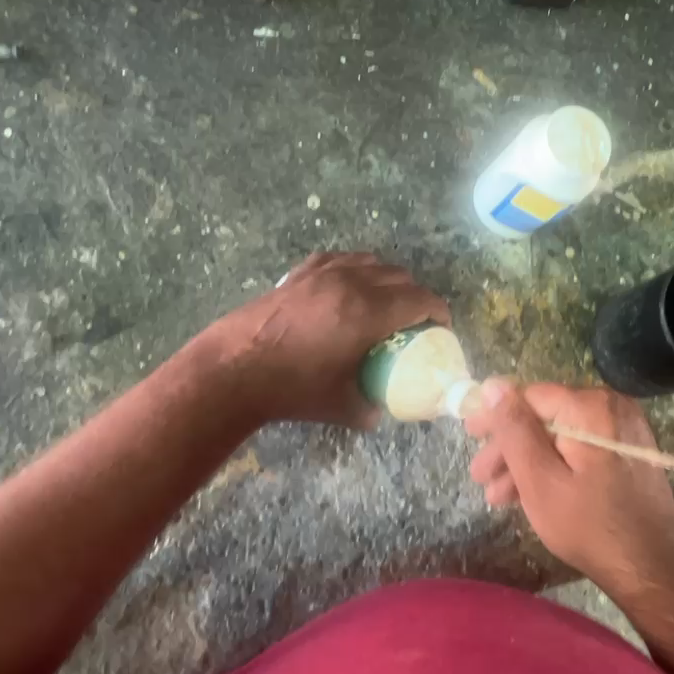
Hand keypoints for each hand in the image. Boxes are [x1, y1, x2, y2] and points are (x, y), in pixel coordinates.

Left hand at [196, 252, 450, 428]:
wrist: (233, 369)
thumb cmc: (290, 389)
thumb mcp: (340, 406)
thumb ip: (369, 409)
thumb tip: (382, 413)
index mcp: (367, 313)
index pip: (419, 300)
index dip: (438, 311)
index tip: (441, 326)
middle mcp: (350, 283)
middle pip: (400, 277)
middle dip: (416, 295)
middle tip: (415, 320)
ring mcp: (323, 274)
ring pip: (371, 262)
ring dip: (387, 279)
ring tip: (386, 301)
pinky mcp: (300, 273)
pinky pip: (341, 259)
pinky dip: (356, 269)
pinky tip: (350, 286)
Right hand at [464, 379, 673, 593]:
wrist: (654, 568)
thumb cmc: (591, 526)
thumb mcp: (540, 480)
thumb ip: (515, 430)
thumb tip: (492, 387)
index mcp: (590, 407)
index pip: (530, 396)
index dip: (496, 416)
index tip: (470, 436)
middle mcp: (612, 407)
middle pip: (546, 417)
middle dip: (510, 446)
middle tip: (481, 476)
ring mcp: (626, 430)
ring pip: (563, 435)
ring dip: (529, 461)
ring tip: (499, 496)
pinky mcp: (631, 453)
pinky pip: (583, 448)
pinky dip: (556, 466)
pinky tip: (532, 493)